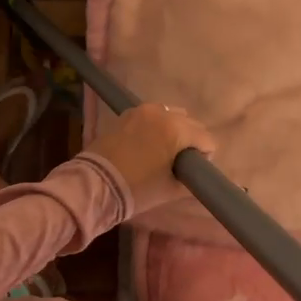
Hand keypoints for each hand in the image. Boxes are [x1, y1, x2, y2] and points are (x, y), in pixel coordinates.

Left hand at [85, 104, 216, 216]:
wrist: (95, 185)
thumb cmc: (137, 189)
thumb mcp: (170, 189)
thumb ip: (191, 178)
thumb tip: (196, 171)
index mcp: (176, 129)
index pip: (206, 139)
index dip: (204, 156)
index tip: (194, 171)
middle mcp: (161, 113)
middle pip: (190, 123)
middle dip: (190, 141)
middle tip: (180, 162)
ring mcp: (141, 111)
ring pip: (170, 115)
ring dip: (174, 130)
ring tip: (164, 150)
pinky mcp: (125, 115)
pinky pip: (151, 116)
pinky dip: (155, 126)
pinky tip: (148, 143)